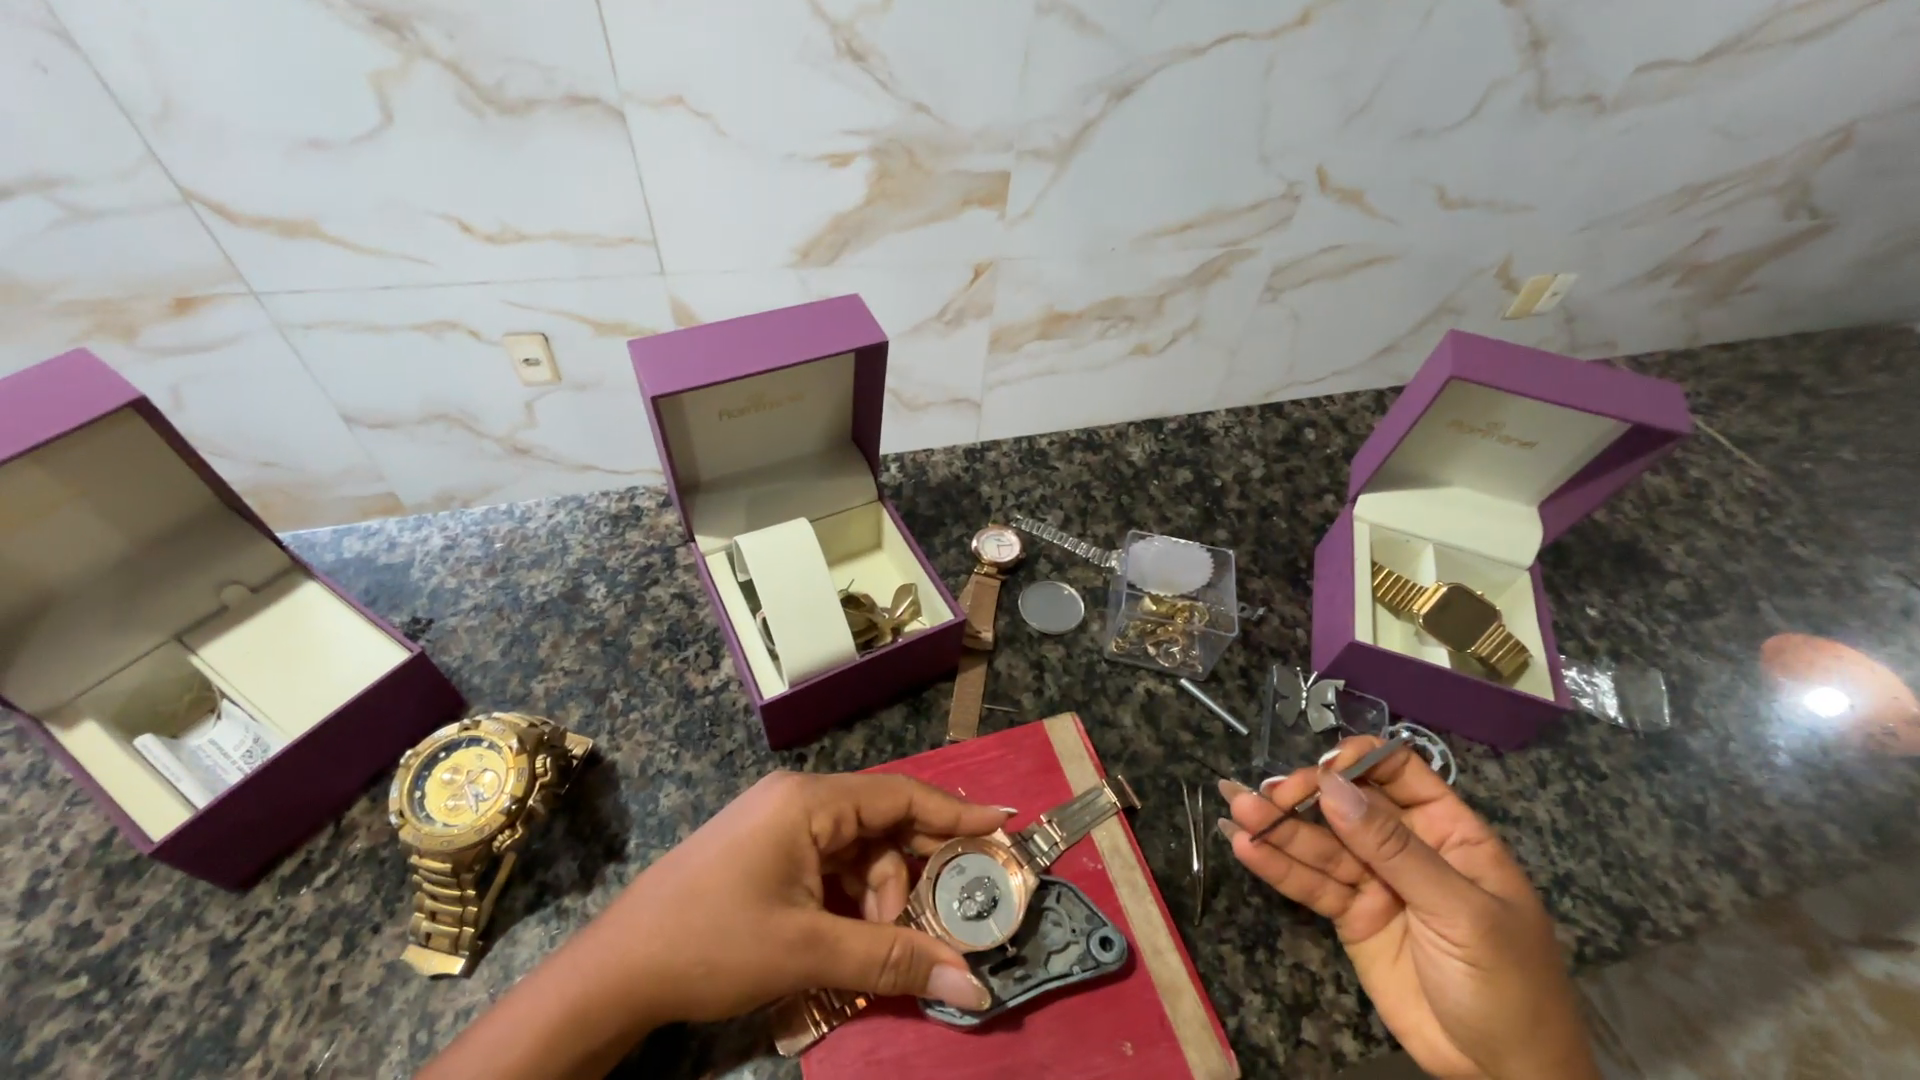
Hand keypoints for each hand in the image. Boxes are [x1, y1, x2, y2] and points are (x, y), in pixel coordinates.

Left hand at [601, 769, 1003, 1021]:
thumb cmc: (712, 944)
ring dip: (874, 903)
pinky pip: (827, 871)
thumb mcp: (809, 951)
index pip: (900, 795)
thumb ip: (894, 960)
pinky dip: (846, 905)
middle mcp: (798, 802)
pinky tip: (845, 944)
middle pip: (880, 829)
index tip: (1004, 822)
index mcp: (809, 802)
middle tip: (931, 930)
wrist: (616, 970)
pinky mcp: (766, 855)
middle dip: (907, 881)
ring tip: (868, 953)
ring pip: (855, 857)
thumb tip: (973, 987)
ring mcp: (778, 827)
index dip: (956, 811)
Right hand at [1218, 736, 1597, 1079]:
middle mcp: (1407, 848)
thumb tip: (1333, 788)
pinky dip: (1278, 867)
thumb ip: (1394, 850)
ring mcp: (1376, 883)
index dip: (1359, 763)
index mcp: (1449, 832)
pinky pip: (1311, 885)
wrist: (1505, 1075)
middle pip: (1347, 804)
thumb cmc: (1509, 985)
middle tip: (1264, 798)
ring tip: (1238, 813)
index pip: (1399, 774)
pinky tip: (1246, 848)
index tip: (1322, 770)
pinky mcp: (1350, 918)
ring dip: (1278, 827)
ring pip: (1321, 843)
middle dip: (1305, 796)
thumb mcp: (1461, 913)